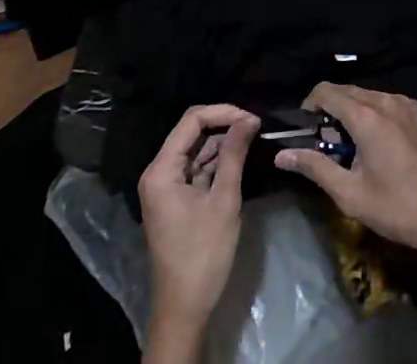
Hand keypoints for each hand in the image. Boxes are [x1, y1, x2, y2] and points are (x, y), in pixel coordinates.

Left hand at [138, 104, 259, 355]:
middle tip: (258, 129)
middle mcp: (159, 172)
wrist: (185, 304)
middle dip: (225, 126)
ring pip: (198, 149)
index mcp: (161, 170)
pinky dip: (219, 162)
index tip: (253, 118)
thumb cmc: (203, 252)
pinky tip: (241, 160)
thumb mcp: (224, 199)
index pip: (191, 121)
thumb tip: (249, 118)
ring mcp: (167, 186)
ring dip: (224, 144)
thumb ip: (235, 154)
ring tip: (254, 141)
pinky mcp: (177, 198)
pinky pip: (198, 168)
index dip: (223, 112)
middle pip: (192, 133)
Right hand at [272, 83, 416, 260]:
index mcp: (367, 116)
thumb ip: (315, 167)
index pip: (328, 92)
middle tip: (323, 145)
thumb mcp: (349, 193)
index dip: (310, 104)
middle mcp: (387, 101)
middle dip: (330, 111)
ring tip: (348, 149)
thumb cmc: (396, 206)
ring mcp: (407, 105)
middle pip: (347, 91)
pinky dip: (371, 114)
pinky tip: (372, 145)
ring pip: (367, 96)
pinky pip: (385, 103)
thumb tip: (281, 156)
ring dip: (351, 113)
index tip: (303, 128)